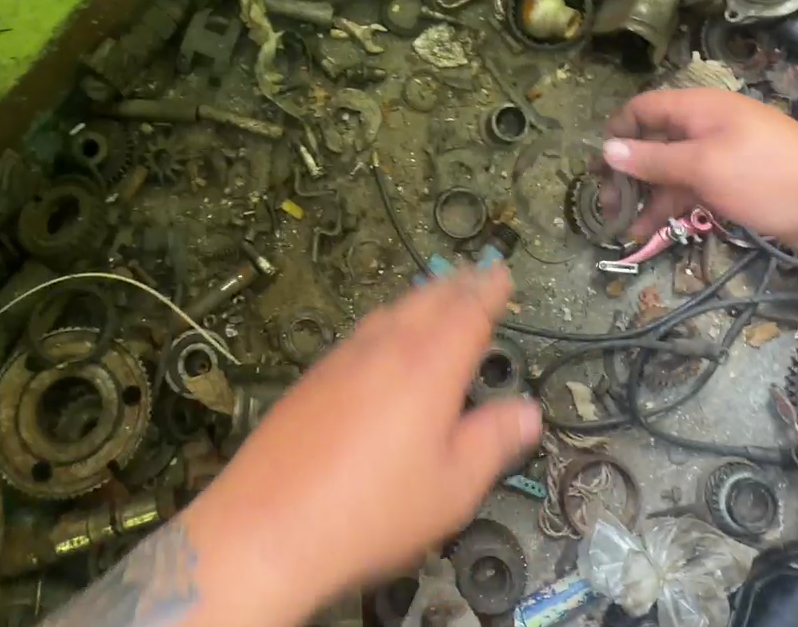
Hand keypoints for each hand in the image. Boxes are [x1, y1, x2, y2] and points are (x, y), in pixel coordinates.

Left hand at [177, 267, 540, 621]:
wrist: (269, 524)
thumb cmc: (373, 512)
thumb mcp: (452, 488)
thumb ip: (493, 441)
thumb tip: (527, 412)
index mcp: (427, 366)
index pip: (467, 313)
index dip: (488, 290)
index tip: (502, 274)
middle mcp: (385, 348)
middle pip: (427, 300)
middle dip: (457, 284)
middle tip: (477, 275)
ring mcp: (344, 357)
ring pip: (392, 310)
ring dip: (422, 297)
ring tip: (438, 295)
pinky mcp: (315, 375)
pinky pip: (364, 330)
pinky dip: (389, 320)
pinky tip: (385, 337)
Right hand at [601, 87, 797, 250]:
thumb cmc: (766, 177)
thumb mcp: (702, 168)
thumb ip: (652, 159)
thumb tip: (607, 149)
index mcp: (698, 108)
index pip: (642, 108)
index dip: (617, 133)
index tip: (599, 166)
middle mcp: (705, 125)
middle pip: (652, 141)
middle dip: (627, 171)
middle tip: (607, 203)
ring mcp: (719, 153)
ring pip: (669, 169)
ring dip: (645, 195)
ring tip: (623, 226)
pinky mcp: (732, 180)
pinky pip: (690, 187)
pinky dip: (670, 206)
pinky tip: (651, 230)